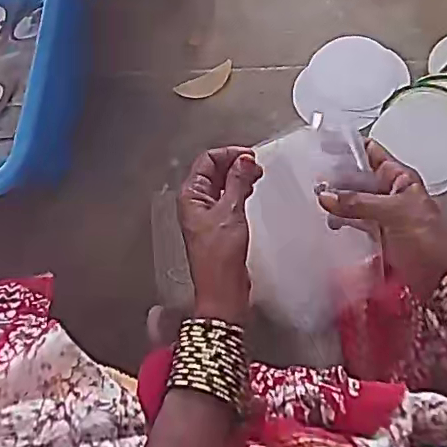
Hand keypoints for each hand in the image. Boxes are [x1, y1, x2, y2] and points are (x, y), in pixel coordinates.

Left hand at [178, 146, 261, 323]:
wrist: (223, 292)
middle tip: (255, 164)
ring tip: (256, 175)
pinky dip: (240, 191)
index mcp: (190, 196)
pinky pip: (228, 199)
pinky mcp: (219, 226)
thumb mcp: (231, 212)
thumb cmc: (218, 259)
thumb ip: (238, 182)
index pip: (207, 161)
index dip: (229, 154)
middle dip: (235, 163)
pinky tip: (250, 191)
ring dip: (238, 177)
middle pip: (213, 171)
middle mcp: (195, 204)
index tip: (249, 156)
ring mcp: (207, 215)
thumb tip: (244, 161)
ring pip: (221, 184)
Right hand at [317, 140, 446, 301]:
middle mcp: (390, 191)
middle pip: (358, 176)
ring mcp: (383, 213)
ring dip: (336, 199)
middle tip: (310, 176)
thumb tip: (325, 196)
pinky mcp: (377, 233)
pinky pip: (354, 220)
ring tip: (312, 198)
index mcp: (399, 178)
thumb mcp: (394, 213)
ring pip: (354, 199)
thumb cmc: (427, 239)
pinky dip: (341, 220)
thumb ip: (358, 203)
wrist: (442, 278)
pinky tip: (327, 221)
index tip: (324, 144)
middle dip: (336, 176)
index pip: (371, 152)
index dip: (349, 146)